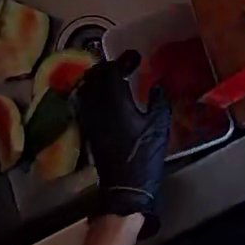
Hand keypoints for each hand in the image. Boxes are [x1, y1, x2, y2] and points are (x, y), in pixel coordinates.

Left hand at [75, 52, 170, 231]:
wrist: (125, 187)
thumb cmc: (145, 156)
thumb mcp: (159, 126)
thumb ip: (159, 101)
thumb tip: (158, 85)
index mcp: (116, 103)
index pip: (112, 72)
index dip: (123, 60)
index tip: (136, 57)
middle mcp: (98, 107)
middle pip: (95, 76)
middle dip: (109, 66)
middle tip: (125, 64)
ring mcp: (90, 119)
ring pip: (86, 88)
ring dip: (98, 77)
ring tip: (114, 76)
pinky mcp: (89, 129)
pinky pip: (84, 101)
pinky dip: (92, 91)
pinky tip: (105, 95)